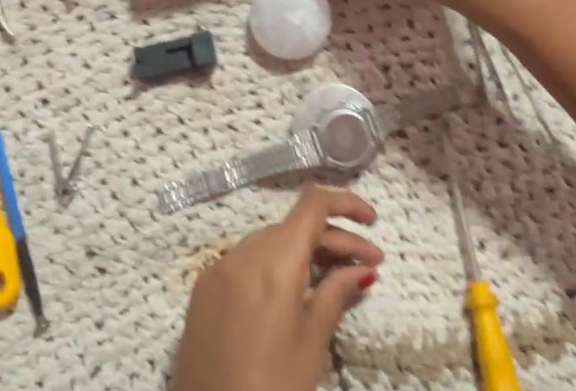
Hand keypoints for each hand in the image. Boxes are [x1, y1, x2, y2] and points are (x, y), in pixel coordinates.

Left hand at [170, 185, 383, 390]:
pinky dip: (274, 265)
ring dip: (304, 251)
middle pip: (294, 227)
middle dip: (333, 239)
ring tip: (334, 278)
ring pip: (270, 242)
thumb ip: (336, 294)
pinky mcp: (202, 290)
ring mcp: (217, 269)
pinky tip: (292, 291)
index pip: (312, 204)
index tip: (373, 221)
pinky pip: (246, 261)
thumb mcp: (312, 342)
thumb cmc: (271, 387)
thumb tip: (362, 268)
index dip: (346, 203)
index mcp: (273, 261)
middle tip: (367, 266)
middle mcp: (242, 253)